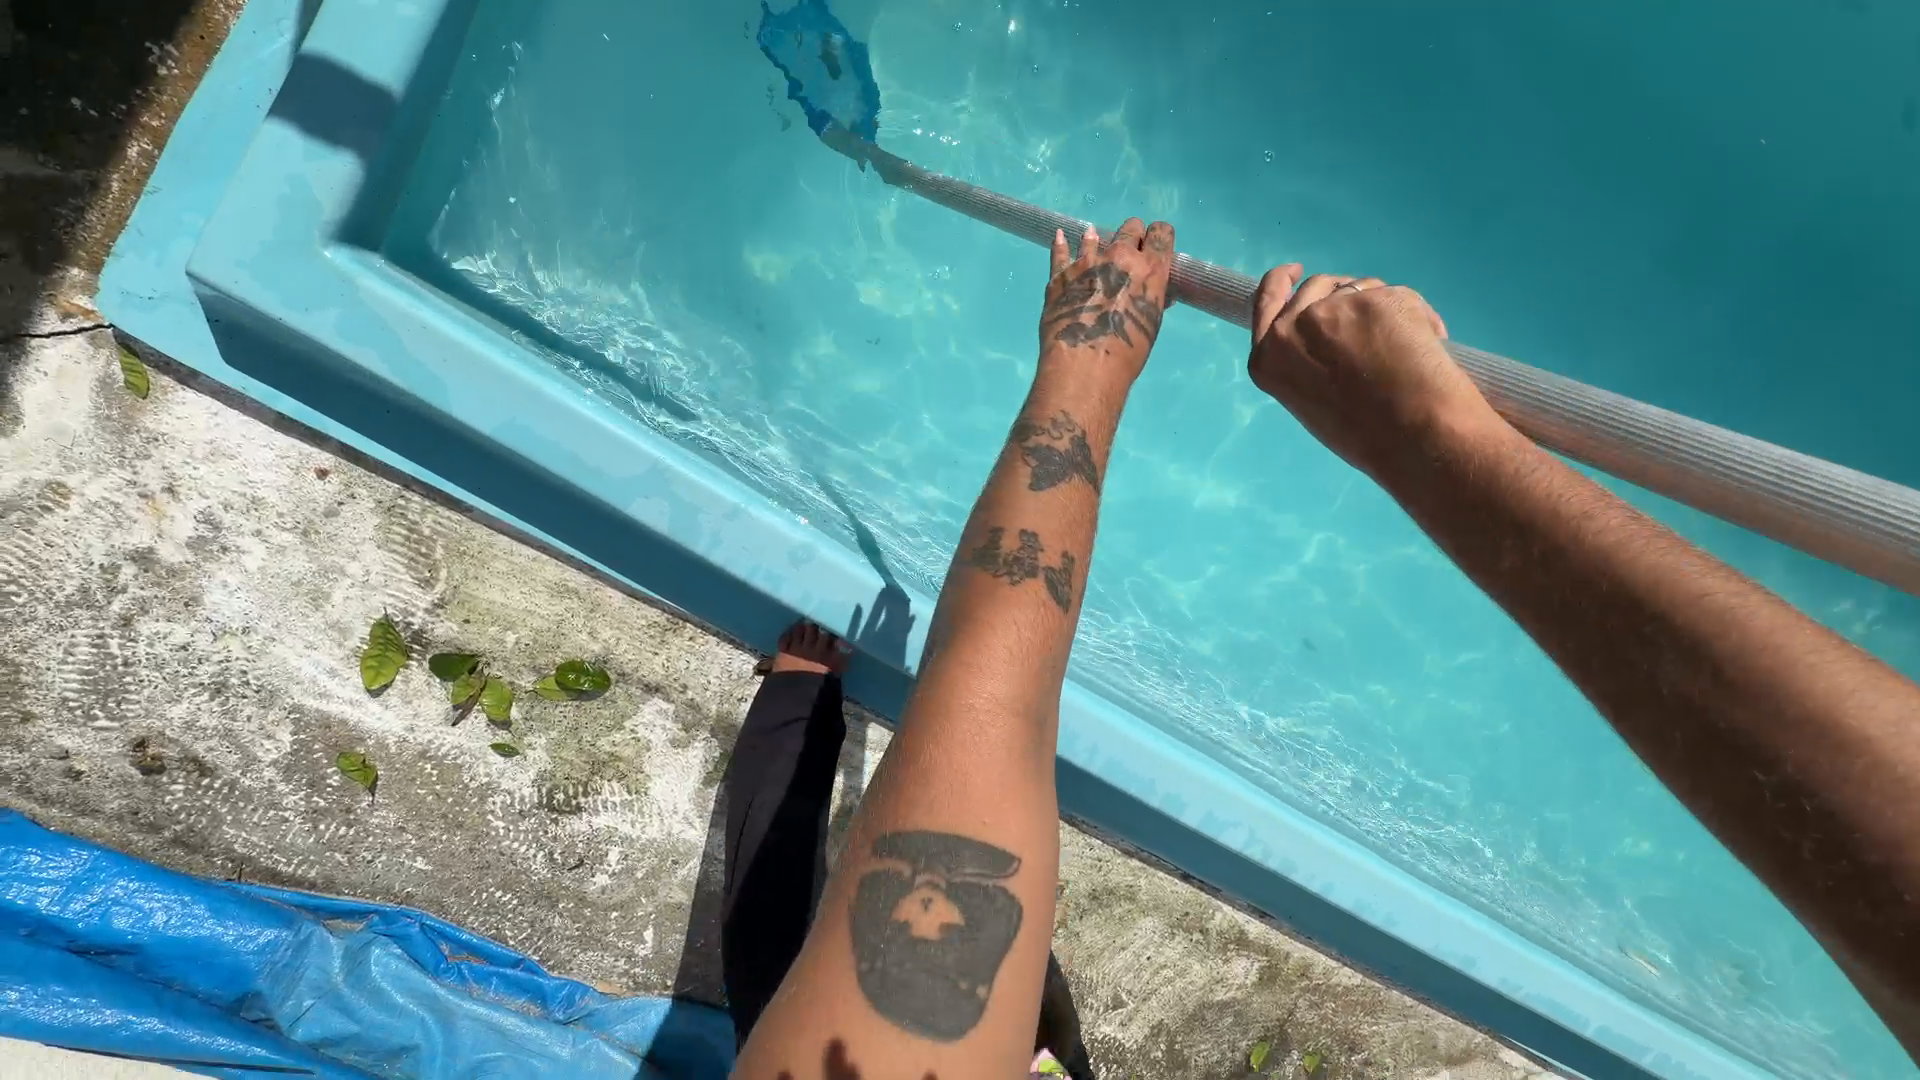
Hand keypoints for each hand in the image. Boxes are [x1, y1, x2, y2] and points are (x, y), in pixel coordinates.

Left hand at [1038, 218, 1174, 382]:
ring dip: (1096, 241)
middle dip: (1132, 237)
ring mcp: (1087, 262)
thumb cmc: (1126, 354)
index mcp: (1149, 269)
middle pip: (1130, 228)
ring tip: (1093, 243)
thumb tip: (1155, 294)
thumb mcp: (1151, 326)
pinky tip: (1060, 237)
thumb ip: (1152, 300)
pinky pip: (1060, 252)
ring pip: (1094, 236)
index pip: (1161, 234)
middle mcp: (1120, 256)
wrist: (1084, 365)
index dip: (1158, 237)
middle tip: (1127, 253)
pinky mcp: (1060, 275)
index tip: (1153, 245)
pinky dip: (1061, 244)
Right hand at [1248, 266, 1507, 479]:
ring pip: (1359, 286)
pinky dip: (1414, 314)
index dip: (1282, 280)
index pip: (1266, 299)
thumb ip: (1306, 360)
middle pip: (1316, 287)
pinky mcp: (1379, 298)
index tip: (1297, 271)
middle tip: (1368, 317)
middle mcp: (1293, 326)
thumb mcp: (1310, 398)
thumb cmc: (1360, 434)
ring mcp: (1335, 308)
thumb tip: (1334, 335)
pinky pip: (1396, 294)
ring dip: (1377, 306)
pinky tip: (1426, 344)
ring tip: (1401, 345)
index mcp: (1268, 357)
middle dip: (1341, 293)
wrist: (1413, 434)